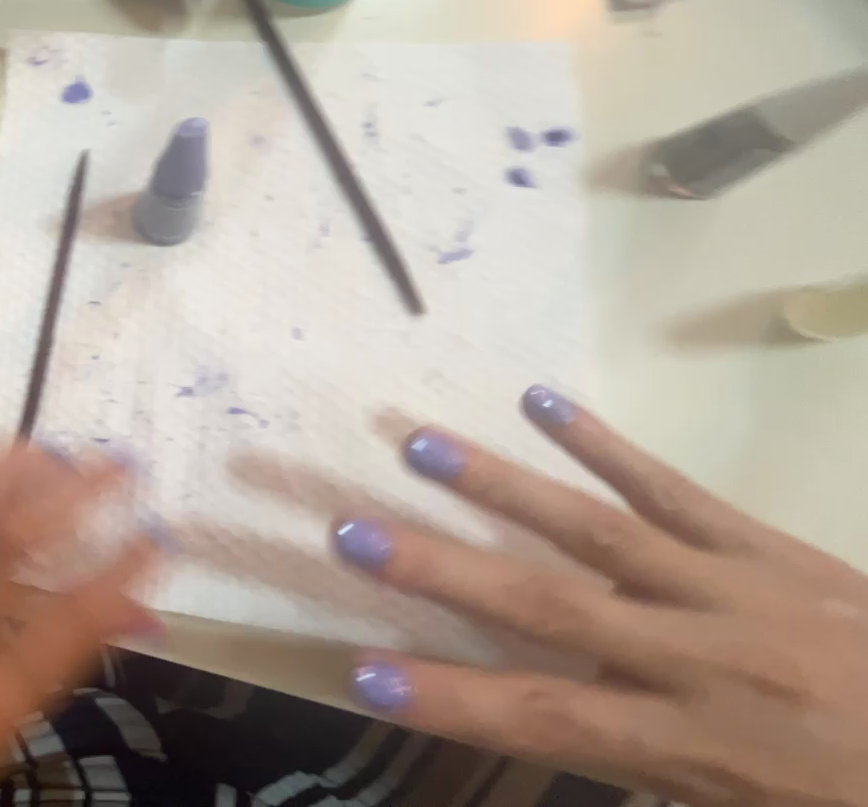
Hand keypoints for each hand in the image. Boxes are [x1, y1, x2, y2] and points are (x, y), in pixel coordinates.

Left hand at [0, 449, 160, 806]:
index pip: (61, 624)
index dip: (117, 572)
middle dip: (69, 497)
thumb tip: (140, 604)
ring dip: (0, 469)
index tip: (157, 536)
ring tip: (48, 451)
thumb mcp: (2, 722)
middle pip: (3, 547)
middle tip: (113, 465)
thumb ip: (66, 654)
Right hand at [333, 385, 867, 806]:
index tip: (359, 673)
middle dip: (440, 570)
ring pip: (596, 531)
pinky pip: (674, 490)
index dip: (447, 697)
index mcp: (701, 746)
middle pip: (548, 608)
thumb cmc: (857, 800)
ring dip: (499, 485)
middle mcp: (702, 659)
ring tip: (417, 444)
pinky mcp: (769, 548)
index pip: (543, 719)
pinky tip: (542, 400)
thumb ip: (647, 775)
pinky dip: (604, 444)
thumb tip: (545, 732)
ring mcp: (734, 591)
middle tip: (350, 532)